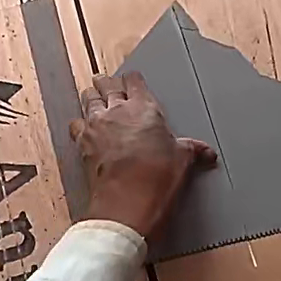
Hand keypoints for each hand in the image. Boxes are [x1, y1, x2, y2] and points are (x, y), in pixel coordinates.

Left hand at [73, 72, 217, 238]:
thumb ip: (192, 150)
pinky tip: (82, 128)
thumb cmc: (155, 177)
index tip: (132, 81)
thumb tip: (205, 153)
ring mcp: (96, 125)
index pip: (134, 81)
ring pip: (88, 98)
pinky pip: (75, 125)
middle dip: (107, 83)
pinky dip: (79, 124)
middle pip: (106, 84)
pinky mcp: (82, 144)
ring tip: (93, 98)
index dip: (132, 80)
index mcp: (144, 107)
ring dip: (91, 97)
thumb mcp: (182, 160)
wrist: (128, 200)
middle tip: (107, 84)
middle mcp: (117, 110)